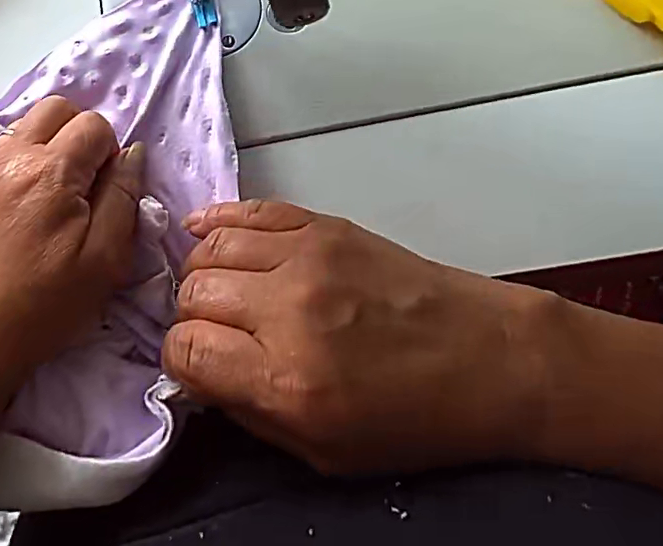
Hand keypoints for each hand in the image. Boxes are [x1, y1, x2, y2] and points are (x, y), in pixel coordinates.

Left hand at [0, 96, 142, 415]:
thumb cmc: (42, 305)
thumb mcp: (104, 258)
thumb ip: (124, 195)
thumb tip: (133, 153)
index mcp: (51, 170)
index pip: (95, 125)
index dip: (111, 153)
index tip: (106, 193)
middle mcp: (14, 155)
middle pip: (59, 107)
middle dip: (82, 134)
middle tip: (86, 182)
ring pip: (31, 122)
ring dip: (54, 142)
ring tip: (59, 191)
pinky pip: (7, 145)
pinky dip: (28, 155)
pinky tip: (32, 200)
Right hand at [162, 199, 557, 475]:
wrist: (482, 355)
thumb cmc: (412, 417)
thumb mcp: (326, 451)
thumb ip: (249, 409)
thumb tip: (199, 370)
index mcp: (287, 380)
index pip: (187, 349)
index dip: (179, 357)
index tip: (194, 360)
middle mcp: (287, 309)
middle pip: (193, 293)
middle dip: (188, 314)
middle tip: (210, 326)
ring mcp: (305, 256)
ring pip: (211, 247)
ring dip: (198, 268)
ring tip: (209, 283)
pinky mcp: (322, 224)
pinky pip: (249, 210)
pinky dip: (216, 219)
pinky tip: (201, 229)